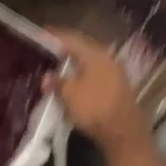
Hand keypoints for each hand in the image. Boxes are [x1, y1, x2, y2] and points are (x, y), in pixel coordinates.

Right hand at [50, 31, 149, 152]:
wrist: (124, 133)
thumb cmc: (94, 109)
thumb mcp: (70, 95)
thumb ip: (57, 82)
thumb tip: (48, 76)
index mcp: (95, 54)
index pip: (71, 38)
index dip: (55, 36)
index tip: (41, 33)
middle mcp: (108, 58)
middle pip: (83, 47)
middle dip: (66, 48)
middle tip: (49, 48)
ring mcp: (115, 72)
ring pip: (90, 61)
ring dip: (75, 62)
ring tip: (59, 64)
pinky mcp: (117, 87)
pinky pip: (95, 73)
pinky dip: (83, 73)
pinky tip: (74, 80)